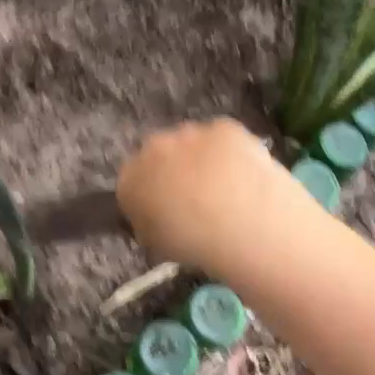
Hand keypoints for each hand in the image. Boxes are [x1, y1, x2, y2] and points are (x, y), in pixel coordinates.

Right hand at [117, 119, 318, 270]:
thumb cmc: (194, 244)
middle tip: (197, 196)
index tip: (167, 207)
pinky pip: (224, 138)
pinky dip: (231, 152)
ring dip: (203, 159)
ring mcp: (190, 134)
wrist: (241, 225)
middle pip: (161, 155)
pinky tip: (244, 175)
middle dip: (176, 170)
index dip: (152, 193)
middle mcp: (153, 150)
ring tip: (226, 187)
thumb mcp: (158, 245)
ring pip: (193, 143)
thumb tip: (157, 217)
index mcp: (130, 181)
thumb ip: (150, 223)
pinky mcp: (224, 128)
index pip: (133, 182)